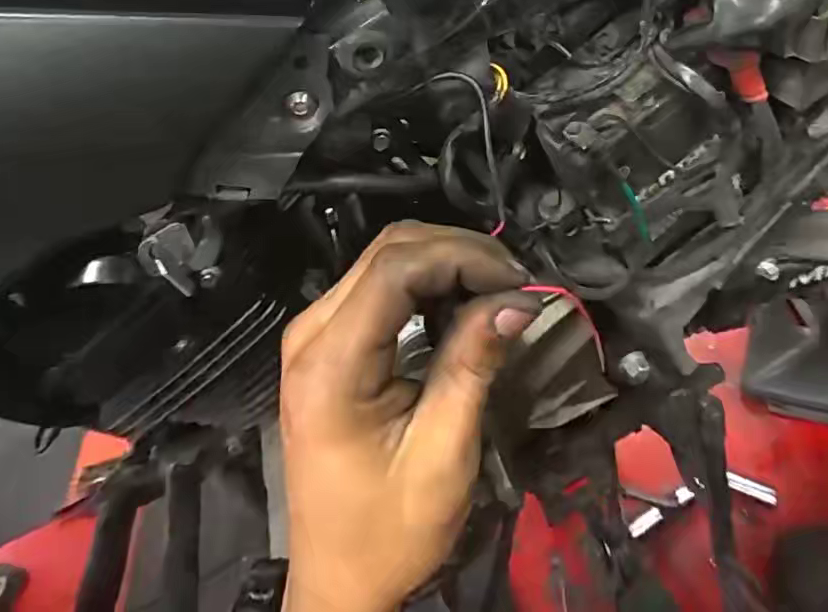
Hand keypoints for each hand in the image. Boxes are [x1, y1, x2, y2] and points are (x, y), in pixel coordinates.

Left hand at [279, 221, 538, 611]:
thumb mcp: (442, 455)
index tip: (516, 281)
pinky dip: (428, 278)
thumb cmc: (388, 531)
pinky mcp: (327, 337)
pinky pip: (380, 281)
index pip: (396, 268)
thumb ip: (473, 365)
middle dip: (460, 252)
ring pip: (386, 255)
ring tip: (496, 287)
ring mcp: (314, 330)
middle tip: (513, 283)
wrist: (338, 578)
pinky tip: (461, 298)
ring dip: (447, 259)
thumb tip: (517, 301)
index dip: (462, 257)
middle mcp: (311, 332)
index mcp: (330, 364)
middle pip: (390, 249)